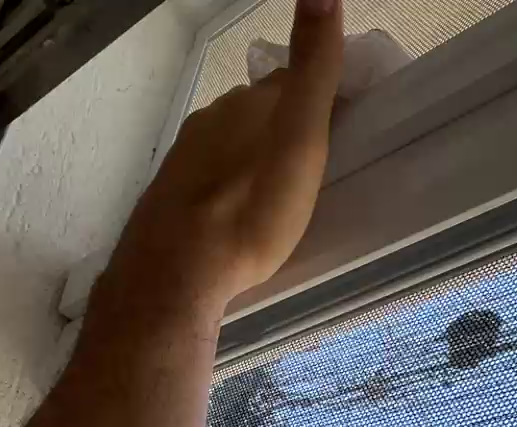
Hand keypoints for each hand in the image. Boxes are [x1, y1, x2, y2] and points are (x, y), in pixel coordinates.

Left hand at [109, 0, 344, 308]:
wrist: (181, 266)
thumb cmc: (252, 210)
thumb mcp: (298, 139)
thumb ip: (313, 68)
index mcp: (253, 104)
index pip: (292, 82)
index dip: (319, 95)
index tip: (343, 121)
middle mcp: (216, 118)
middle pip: (259, 112)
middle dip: (284, 127)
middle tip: (313, 164)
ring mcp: (189, 154)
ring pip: (230, 143)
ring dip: (254, 156)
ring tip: (277, 193)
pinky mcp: (173, 193)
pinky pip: (210, 176)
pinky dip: (229, 184)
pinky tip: (237, 210)